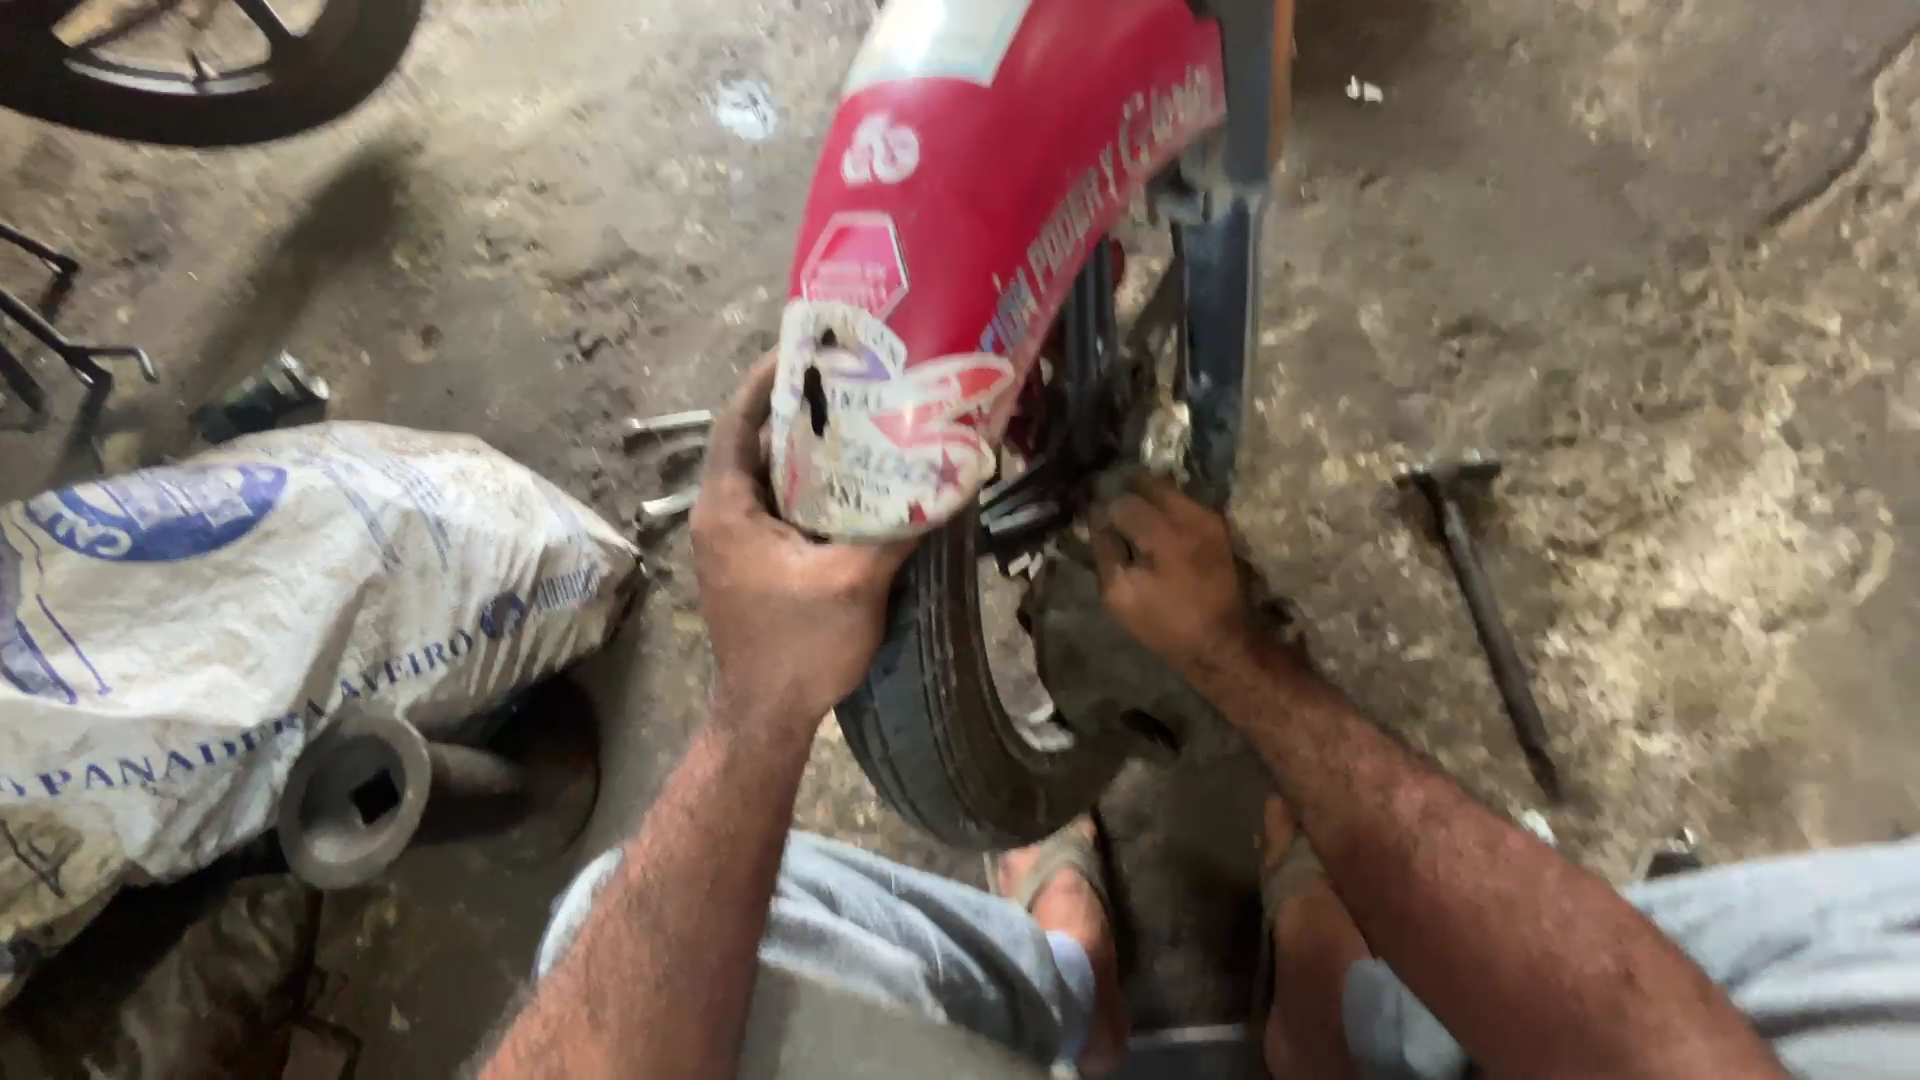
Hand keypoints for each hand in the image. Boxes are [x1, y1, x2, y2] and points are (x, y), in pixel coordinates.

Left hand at [691, 357, 914, 737]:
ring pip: (773, 477)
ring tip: (861, 421)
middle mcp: (724, 515)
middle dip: (802, 409)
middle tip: (853, 382)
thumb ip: (897, 530)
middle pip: (757, 443)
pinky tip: (857, 484)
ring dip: (811, 450)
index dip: (769, 378)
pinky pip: (783, 507)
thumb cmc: (799, 647)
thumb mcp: (855, 582)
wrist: (767, 715)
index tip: (810, 349)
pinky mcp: (755, 561)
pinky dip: (814, 488)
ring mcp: (736, 540)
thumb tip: (944, 487)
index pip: (738, 420)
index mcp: (729, 507)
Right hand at [1090, 475, 1255, 671]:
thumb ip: (1105, 550)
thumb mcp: (1120, 594)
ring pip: (1167, 487)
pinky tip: (1154, 527)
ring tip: (1132, 519)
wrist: (1220, 640)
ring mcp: (1209, 517)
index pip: (1122, 501)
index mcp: (1165, 535)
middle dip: (1125, 492)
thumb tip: (1095, 519)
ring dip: (1145, 497)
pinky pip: (1183, 500)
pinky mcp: (1217, 524)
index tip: (1093, 521)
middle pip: (1148, 481)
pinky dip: (1164, 506)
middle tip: (1111, 512)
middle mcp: (1190, 516)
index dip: (1102, 509)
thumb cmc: (1165, 623)